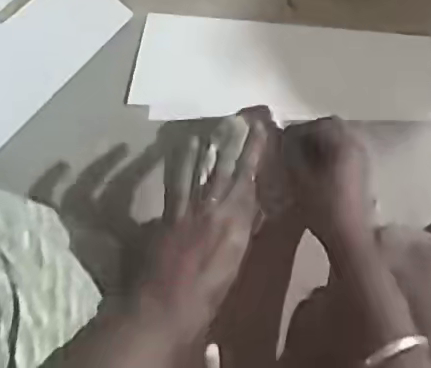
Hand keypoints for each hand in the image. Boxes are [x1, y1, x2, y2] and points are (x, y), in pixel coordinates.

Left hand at [138, 109, 271, 341]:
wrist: (167, 311)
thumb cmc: (207, 295)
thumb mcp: (235, 262)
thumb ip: (244, 230)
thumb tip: (254, 207)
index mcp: (238, 225)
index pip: (251, 180)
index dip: (257, 154)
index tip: (263, 131)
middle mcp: (218, 210)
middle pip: (230, 169)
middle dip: (239, 142)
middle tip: (245, 118)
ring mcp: (193, 209)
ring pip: (205, 169)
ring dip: (214, 145)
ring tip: (220, 124)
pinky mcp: (170, 213)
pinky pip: (178, 180)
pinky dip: (184, 160)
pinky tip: (189, 143)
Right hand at [284, 117, 373, 240]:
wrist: (350, 238)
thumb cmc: (324, 207)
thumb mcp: (300, 179)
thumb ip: (291, 154)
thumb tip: (285, 141)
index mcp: (342, 141)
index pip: (317, 124)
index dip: (297, 131)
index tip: (283, 141)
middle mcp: (356, 143)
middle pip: (330, 128)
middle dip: (310, 134)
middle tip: (293, 147)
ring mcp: (362, 157)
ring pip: (338, 139)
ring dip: (321, 144)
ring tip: (303, 159)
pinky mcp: (363, 171)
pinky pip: (345, 151)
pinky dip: (330, 154)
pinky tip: (318, 171)